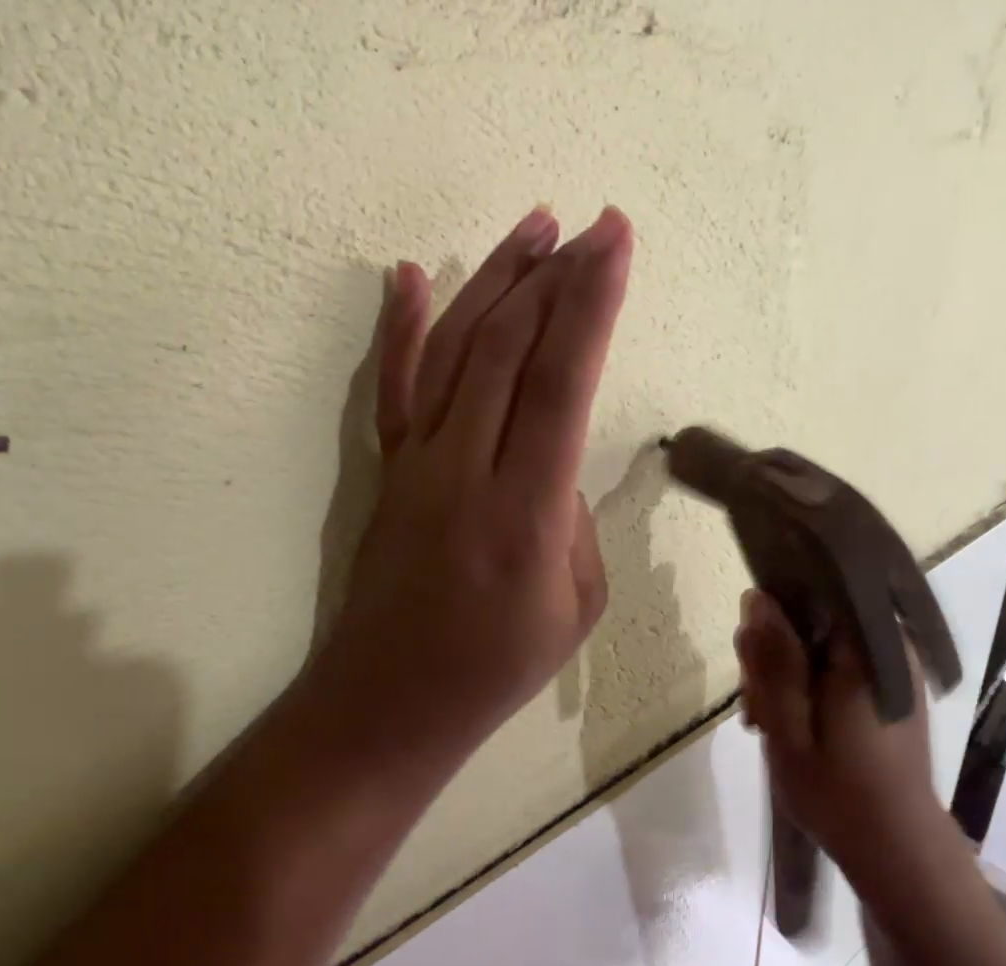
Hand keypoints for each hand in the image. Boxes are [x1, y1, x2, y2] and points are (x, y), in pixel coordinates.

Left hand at [310, 207, 634, 740]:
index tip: (617, 243)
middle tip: (594, 225)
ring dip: (497, 281)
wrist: (390, 700)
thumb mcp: (577, 607)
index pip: (564, 382)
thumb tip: (556, 464)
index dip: (592, 304)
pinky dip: (403, 328)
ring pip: (456, 350)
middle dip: (557, 275)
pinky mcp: (389, 471)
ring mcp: (418, 465)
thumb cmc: (496, 668)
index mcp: (527, 511)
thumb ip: (576, 521)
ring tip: (535, 224)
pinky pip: (396, 388)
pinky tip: (412, 274)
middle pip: (510, 347)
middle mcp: (467, 470)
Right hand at [735, 589, 944, 871]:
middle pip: (813, 622)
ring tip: (767, 727)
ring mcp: (894, 668)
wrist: (897, 850)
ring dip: (788, 679)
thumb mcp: (788, 726)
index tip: (751, 665)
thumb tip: (756, 598)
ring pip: (821, 648)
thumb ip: (773, 661)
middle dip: (776, 658)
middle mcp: (889, 645)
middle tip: (756, 712)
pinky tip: (791, 728)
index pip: (810, 594)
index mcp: (866, 648)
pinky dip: (810, 690)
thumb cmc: (838, 792)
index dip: (771, 622)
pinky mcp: (891, 690)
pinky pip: (839, 669)